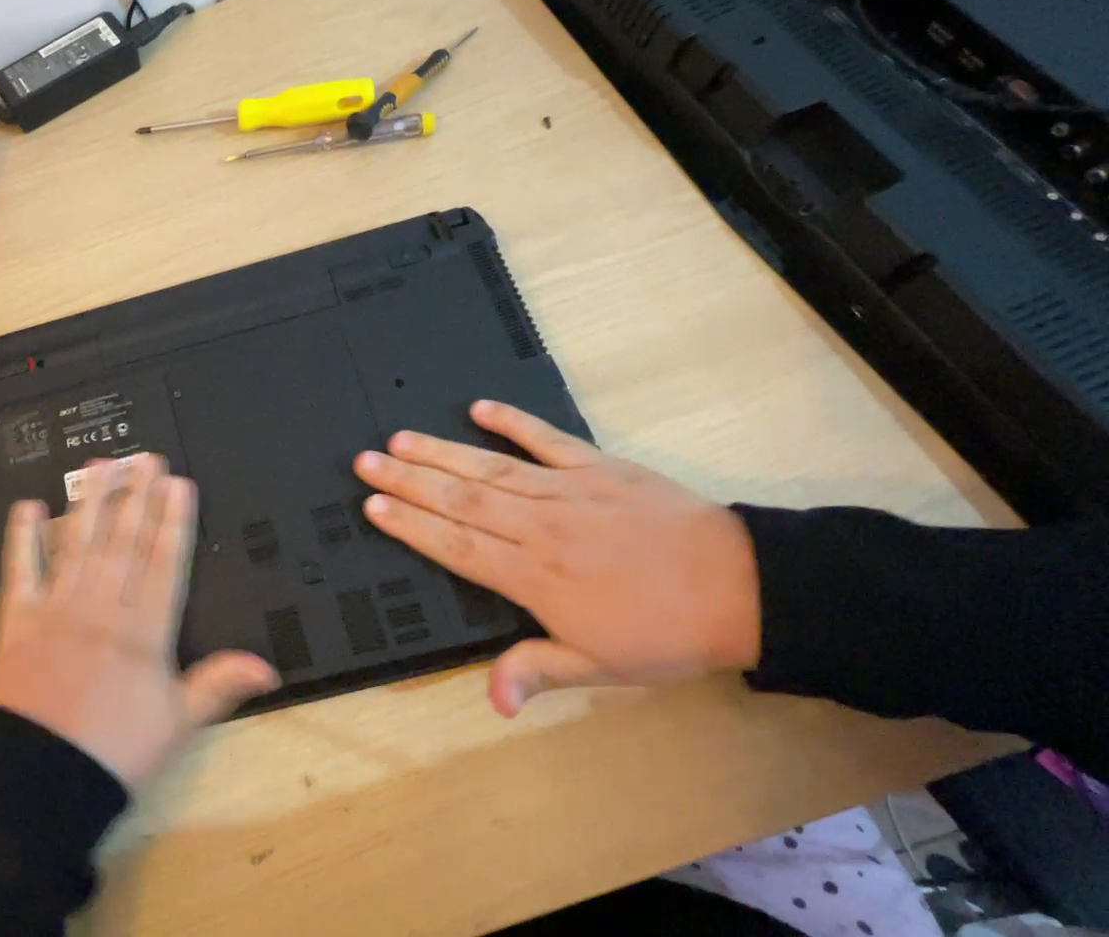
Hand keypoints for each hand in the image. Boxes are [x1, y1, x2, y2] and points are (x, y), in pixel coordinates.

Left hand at [0, 455, 280, 788]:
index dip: (172, 519)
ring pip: (79, 543)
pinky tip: (29, 506)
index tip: (176, 483)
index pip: (164, 561)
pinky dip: (23, 537)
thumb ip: (220, 684)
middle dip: (136, 495)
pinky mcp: (18, 619)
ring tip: (100, 466)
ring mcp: (57, 608)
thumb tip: (270, 667)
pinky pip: (21, 569)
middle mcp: (102, 608)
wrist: (43, 780)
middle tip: (143, 457)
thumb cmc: (116, 750)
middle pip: (123, 541)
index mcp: (144, 631)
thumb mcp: (178, 723)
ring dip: (90, 502)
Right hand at [353, 401, 760, 715]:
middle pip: (460, 499)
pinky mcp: (598, 466)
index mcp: (533, 576)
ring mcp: (566, 490)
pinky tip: (480, 407)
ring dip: (441, 452)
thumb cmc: (665, 633)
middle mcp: (538, 527)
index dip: (411, 525)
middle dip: (408, 480)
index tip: (373, 505)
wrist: (743, 588)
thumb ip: (538, 671)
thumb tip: (492, 702)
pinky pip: (547, 439)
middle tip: (366, 461)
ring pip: (489, 467)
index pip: (456, 544)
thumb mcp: (601, 667)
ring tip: (399, 439)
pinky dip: (513, 421)